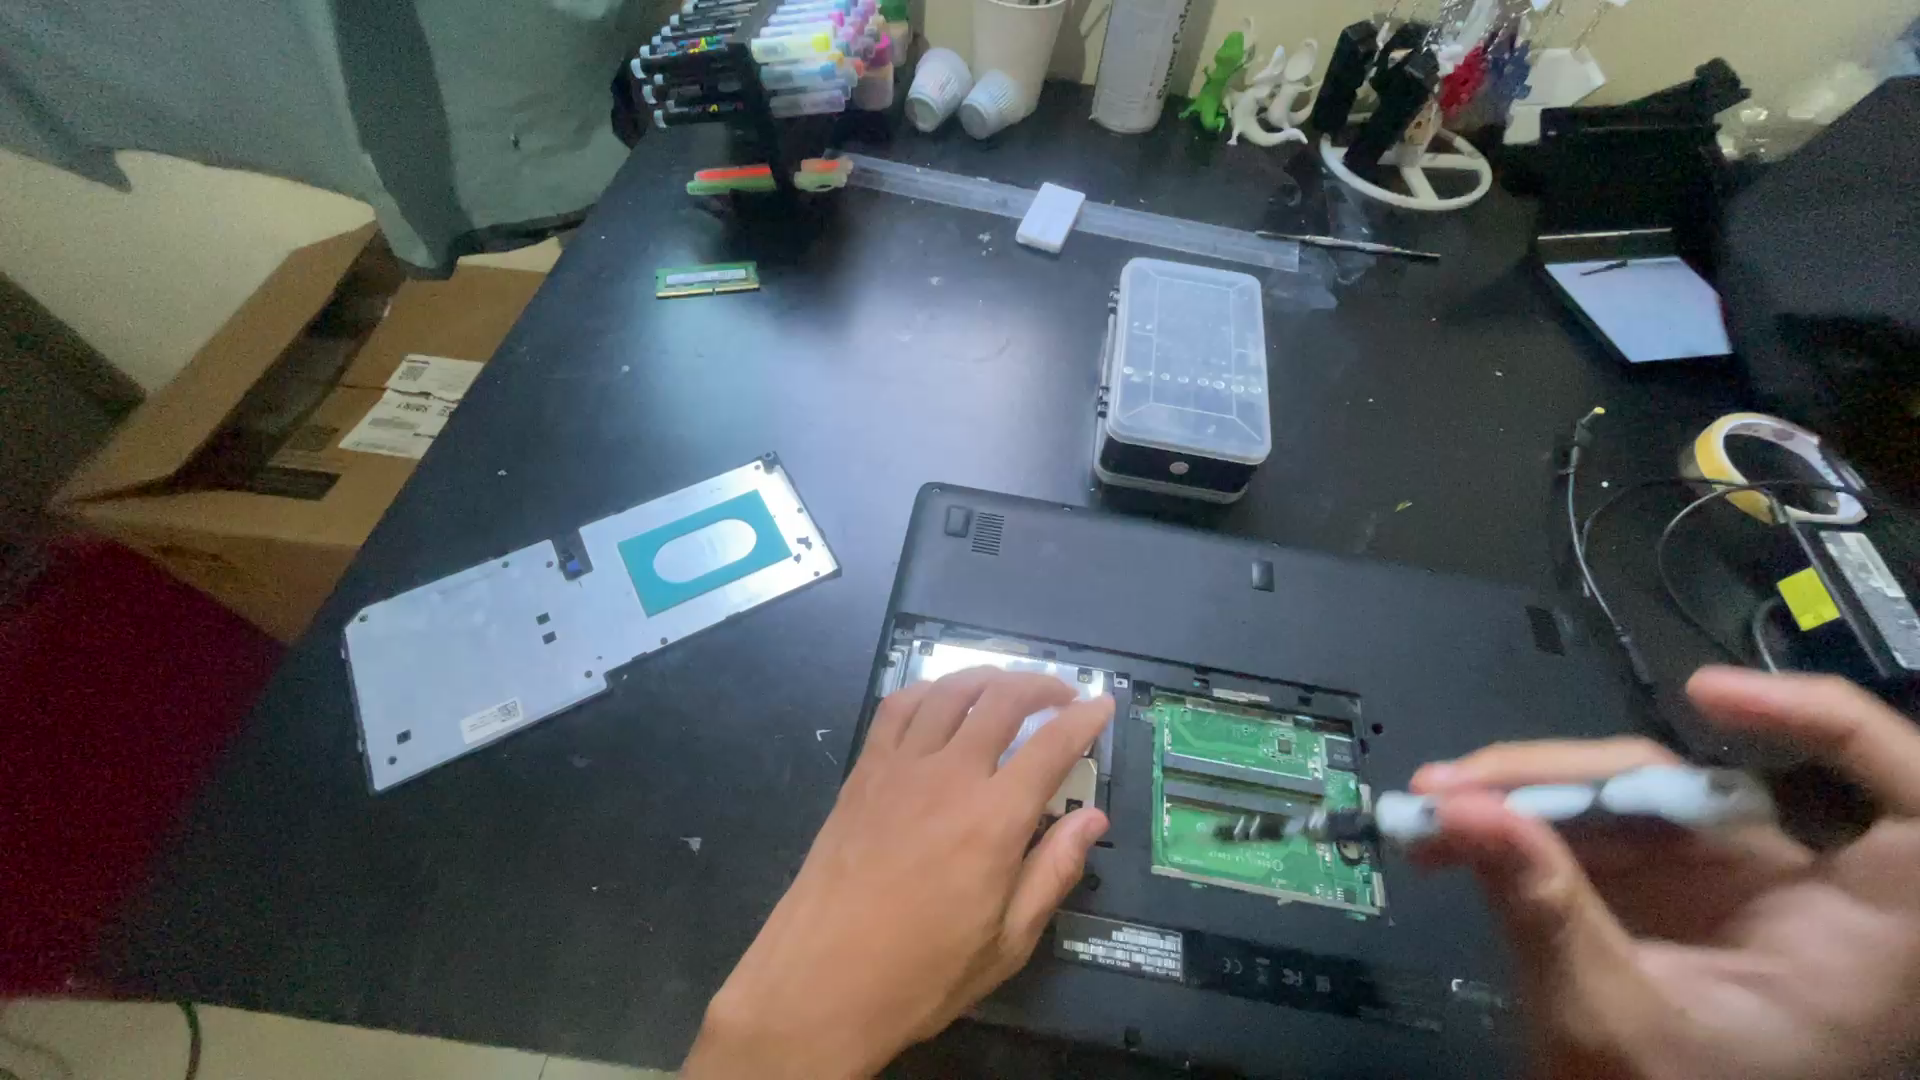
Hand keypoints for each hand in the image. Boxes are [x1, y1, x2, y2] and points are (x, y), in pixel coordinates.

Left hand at [681, 669, 1113, 1079]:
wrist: (822, 980)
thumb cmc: (922, 971)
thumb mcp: (1006, 942)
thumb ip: (1053, 871)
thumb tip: (1093, 819)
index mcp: (993, 819)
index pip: (1052, 746)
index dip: (1084, 719)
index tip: (1102, 704)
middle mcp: (950, 775)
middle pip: (1003, 700)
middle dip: (1041, 685)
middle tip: (1062, 693)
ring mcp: (901, 766)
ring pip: (950, 691)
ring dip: (988, 676)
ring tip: (1009, 684)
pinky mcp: (864, 770)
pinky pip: (897, 707)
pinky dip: (928, 689)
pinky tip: (941, 696)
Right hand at [1411, 667, 1919, 1079]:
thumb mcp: (1604, 1018)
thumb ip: (1544, 913)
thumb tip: (1462, 810)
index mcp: (1841, 938)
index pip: (1909, 810)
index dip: (1828, 726)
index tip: (1702, 694)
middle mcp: (1774, 890)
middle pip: (1678, 785)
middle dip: (1552, 773)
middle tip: (1452, 788)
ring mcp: (1696, 883)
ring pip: (1602, 796)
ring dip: (1503, 795)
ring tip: (1425, 814)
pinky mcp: (1632, 883)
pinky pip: (1562, 826)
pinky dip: (1495, 824)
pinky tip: (1438, 837)